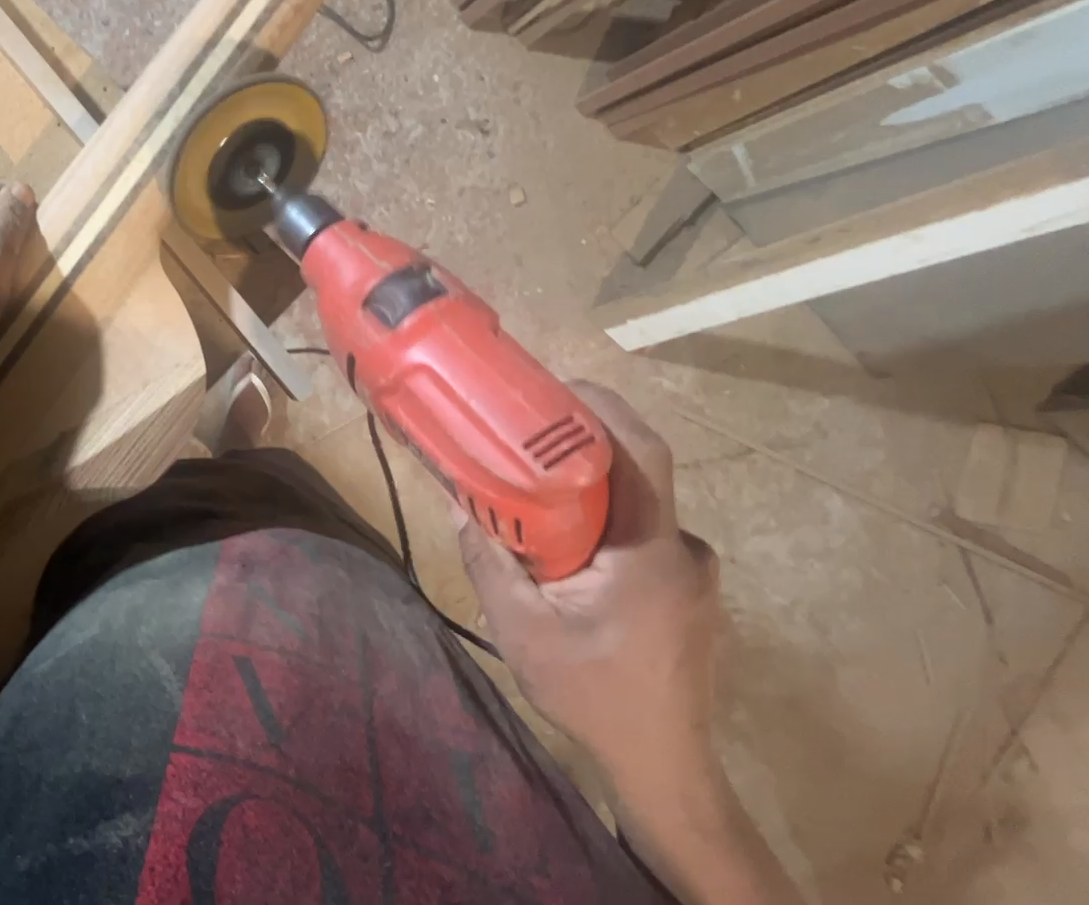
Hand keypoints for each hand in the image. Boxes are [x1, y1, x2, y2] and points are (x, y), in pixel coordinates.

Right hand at [456, 383, 722, 785]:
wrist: (662, 763)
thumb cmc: (590, 692)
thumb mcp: (520, 627)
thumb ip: (489, 560)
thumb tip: (458, 504)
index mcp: (649, 551)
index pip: (641, 454)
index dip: (604, 409)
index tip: (556, 387)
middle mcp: (683, 549)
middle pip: (635, 474)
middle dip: (580, 447)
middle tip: (521, 437)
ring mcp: (692, 570)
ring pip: (635, 510)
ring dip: (587, 495)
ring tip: (531, 503)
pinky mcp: (686, 589)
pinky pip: (641, 537)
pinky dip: (603, 527)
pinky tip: (566, 556)